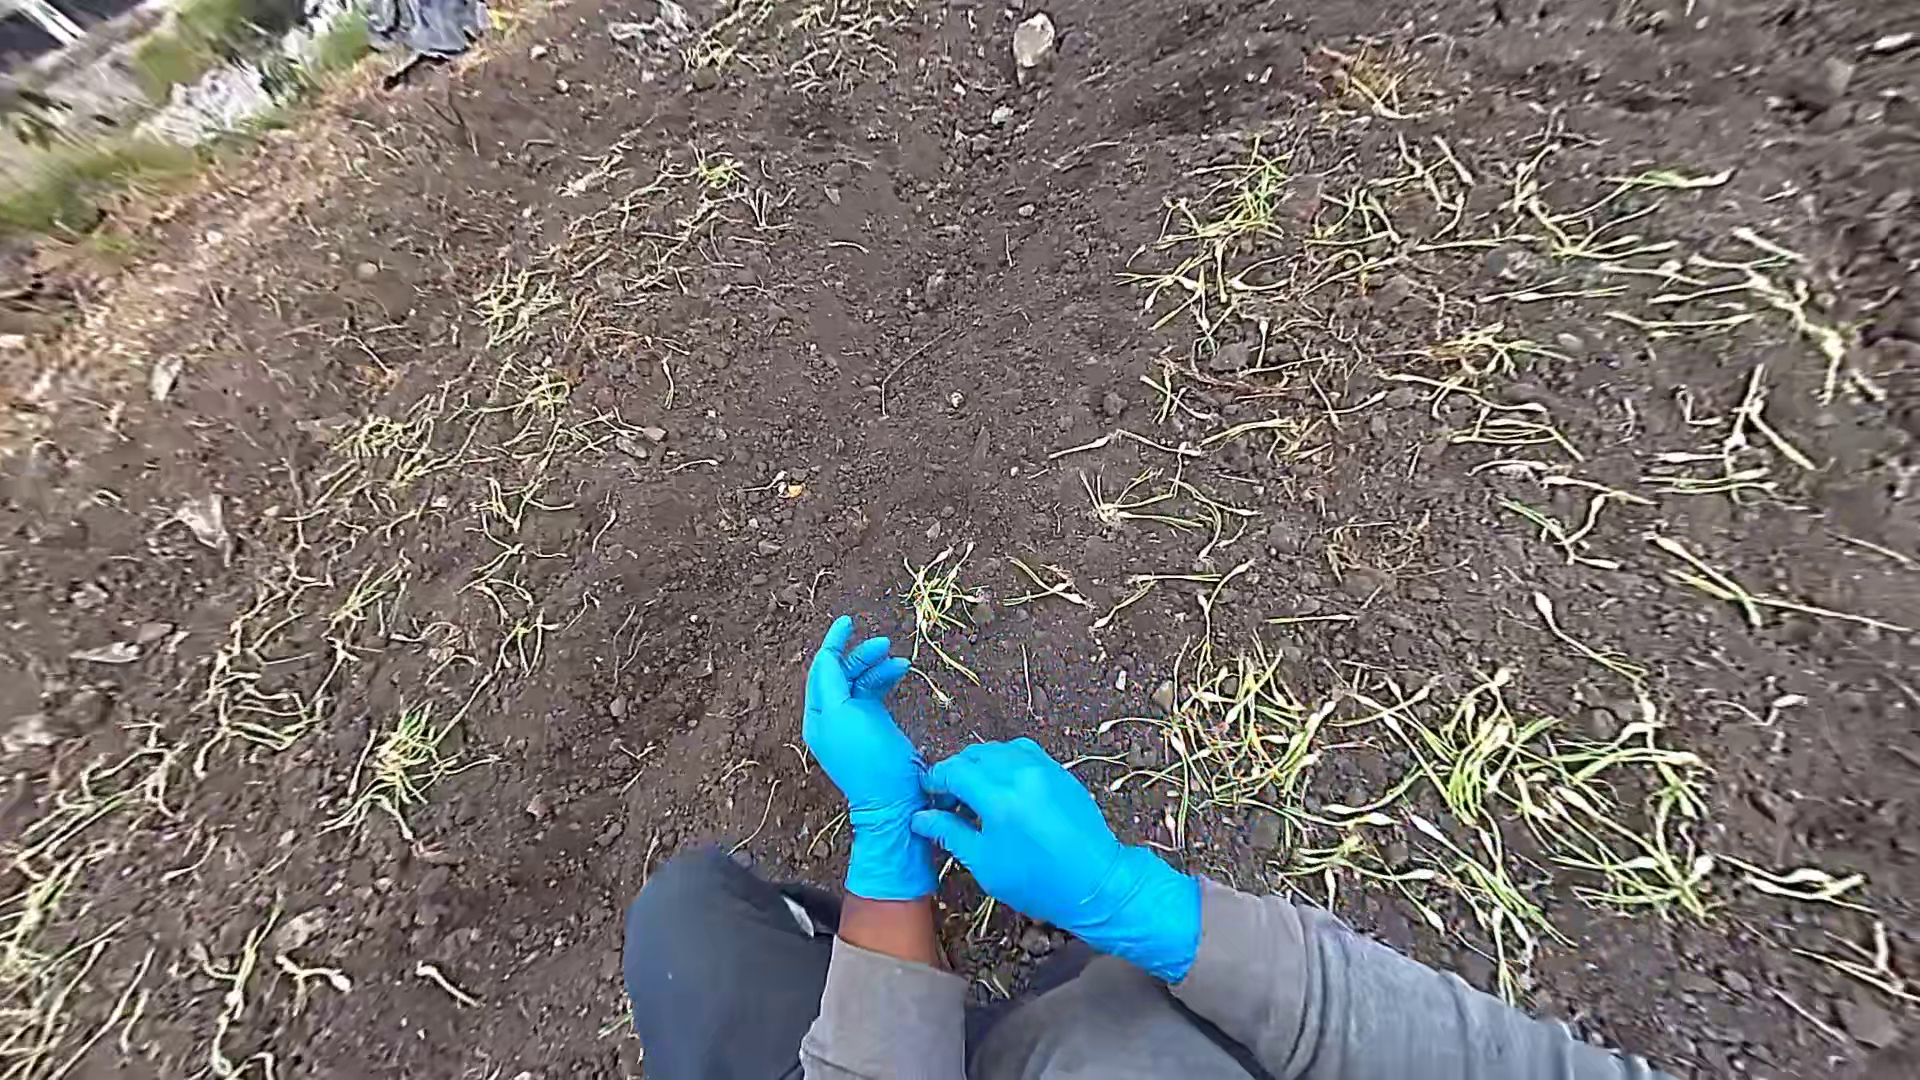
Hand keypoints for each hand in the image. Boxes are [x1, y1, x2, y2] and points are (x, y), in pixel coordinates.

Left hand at [804, 615, 935, 899]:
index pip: (822, 668)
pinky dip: (885, 678)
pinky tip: (901, 670)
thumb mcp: (844, 715)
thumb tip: (829, 656)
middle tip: (884, 643)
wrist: (897, 798)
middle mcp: (831, 716)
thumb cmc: (870, 758)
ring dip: (876, 665)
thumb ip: (832, 683)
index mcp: (818, 715)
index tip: (848, 621)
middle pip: (841, 671)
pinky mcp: (873, 724)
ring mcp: (852, 720)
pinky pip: (874, 691)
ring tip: (898, 659)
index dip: (834, 643)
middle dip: (860, 655)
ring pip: (860, 678)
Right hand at [910, 738, 1199, 979]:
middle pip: (973, 755)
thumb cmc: (1038, 880)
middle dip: (954, 771)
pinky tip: (1000, 785)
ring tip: (973, 793)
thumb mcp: (985, 863)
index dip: (934, 780)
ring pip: (995, 749)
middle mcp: (1019, 772)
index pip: (954, 771)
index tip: (926, 794)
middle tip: (946, 798)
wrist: (1096, 882)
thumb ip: (950, 833)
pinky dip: (1002, 760)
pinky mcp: (1055, 768)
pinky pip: (1019, 751)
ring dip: (977, 764)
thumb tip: (921, 818)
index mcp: (999, 797)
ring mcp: (1040, 766)